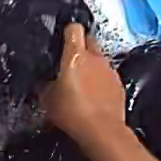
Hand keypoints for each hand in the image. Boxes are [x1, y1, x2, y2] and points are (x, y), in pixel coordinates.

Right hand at [44, 23, 127, 147]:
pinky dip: (101, 80)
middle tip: (70, 60)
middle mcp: (95, 58)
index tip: (62, 38)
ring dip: (91, 65)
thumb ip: (44, 85)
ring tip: (81, 82)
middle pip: (89, 40)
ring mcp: (109, 71)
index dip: (67, 31)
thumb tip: (42, 82)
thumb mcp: (47, 99)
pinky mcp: (118, 85)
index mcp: (75, 55)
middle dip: (80, 46)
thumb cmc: (73, 113)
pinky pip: (107, 75)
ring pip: (99, 59)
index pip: (74, 28)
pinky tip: (93, 95)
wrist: (102, 132)